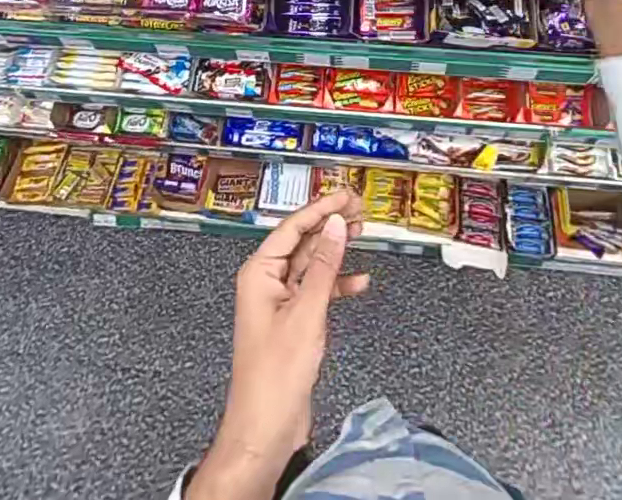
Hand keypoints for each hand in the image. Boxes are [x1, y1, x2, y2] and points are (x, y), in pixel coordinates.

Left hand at [187, 190, 369, 499]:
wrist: (266, 428)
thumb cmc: (276, 374)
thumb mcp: (306, 313)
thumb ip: (323, 266)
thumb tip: (335, 225)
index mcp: (259, 272)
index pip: (293, 227)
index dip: (320, 207)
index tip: (344, 194)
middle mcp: (267, 281)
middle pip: (302, 241)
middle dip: (329, 224)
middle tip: (358, 207)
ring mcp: (281, 300)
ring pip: (311, 263)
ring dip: (336, 250)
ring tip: (361, 232)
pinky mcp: (294, 319)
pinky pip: (318, 290)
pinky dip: (338, 283)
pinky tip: (359, 281)